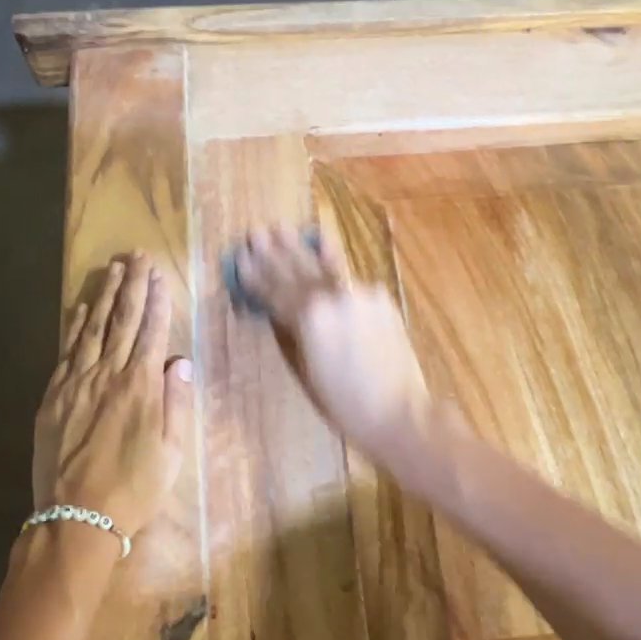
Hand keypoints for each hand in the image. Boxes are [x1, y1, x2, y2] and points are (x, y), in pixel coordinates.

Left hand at [33, 252, 192, 537]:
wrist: (76, 517)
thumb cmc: (134, 489)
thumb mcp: (171, 452)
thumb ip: (176, 403)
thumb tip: (179, 361)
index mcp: (141, 387)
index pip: (152, 332)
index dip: (157, 300)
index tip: (159, 273)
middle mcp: (108, 375)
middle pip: (122, 321)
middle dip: (132, 286)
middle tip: (136, 256)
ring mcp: (76, 383)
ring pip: (92, 329)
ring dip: (104, 296)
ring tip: (113, 269)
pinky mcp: (53, 396)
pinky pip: (67, 351)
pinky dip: (75, 326)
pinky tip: (81, 309)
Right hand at [232, 225, 431, 454]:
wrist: (399, 410)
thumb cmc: (346, 404)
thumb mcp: (307, 370)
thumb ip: (294, 333)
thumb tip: (282, 312)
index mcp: (309, 318)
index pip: (275, 292)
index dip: (256, 276)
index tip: (240, 258)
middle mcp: (332, 296)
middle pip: (296, 272)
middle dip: (274, 253)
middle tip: (255, 233)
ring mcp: (359, 293)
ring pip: (323, 268)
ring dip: (300, 248)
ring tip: (281, 229)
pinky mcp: (379, 297)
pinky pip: (347, 277)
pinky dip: (331, 260)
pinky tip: (322, 240)